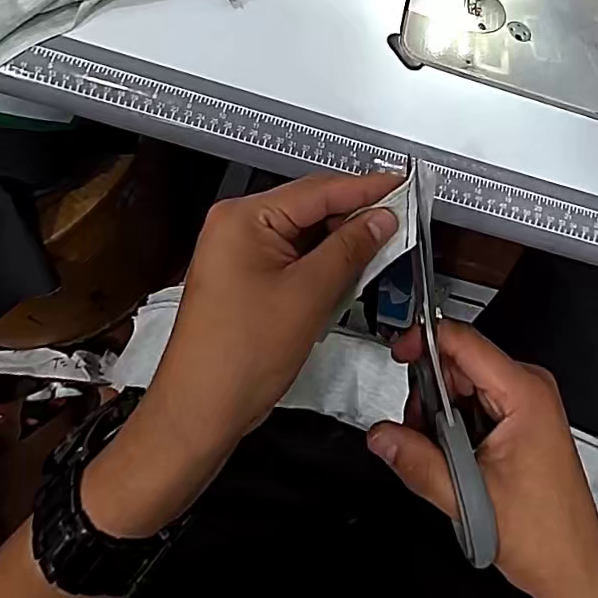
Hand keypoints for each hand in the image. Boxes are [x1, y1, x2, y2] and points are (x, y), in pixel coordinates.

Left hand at [82, 170, 402, 537]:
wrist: (198, 413)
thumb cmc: (234, 359)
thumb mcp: (309, 295)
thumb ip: (351, 249)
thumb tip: (379, 220)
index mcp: (244, 218)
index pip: (319, 189)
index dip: (366, 188)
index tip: (399, 184)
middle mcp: (237, 225)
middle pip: (312, 207)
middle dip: (357, 216)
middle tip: (398, 220)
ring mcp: (240, 250)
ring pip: (306, 232)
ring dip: (342, 242)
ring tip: (380, 247)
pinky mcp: (247, 274)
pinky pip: (295, 254)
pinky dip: (324, 261)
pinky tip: (350, 269)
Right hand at [369, 322, 597, 597]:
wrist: (574, 569)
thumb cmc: (546, 535)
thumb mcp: (470, 499)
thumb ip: (418, 462)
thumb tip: (383, 436)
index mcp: (524, 392)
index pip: (464, 341)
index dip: (425, 339)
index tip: (399, 350)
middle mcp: (528, 386)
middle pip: (460, 361)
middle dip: (429, 392)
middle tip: (418, 430)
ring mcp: (526, 399)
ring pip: (464, 381)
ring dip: (441, 411)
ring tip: (441, 452)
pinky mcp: (520, 414)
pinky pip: (475, 397)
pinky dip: (455, 420)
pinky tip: (456, 454)